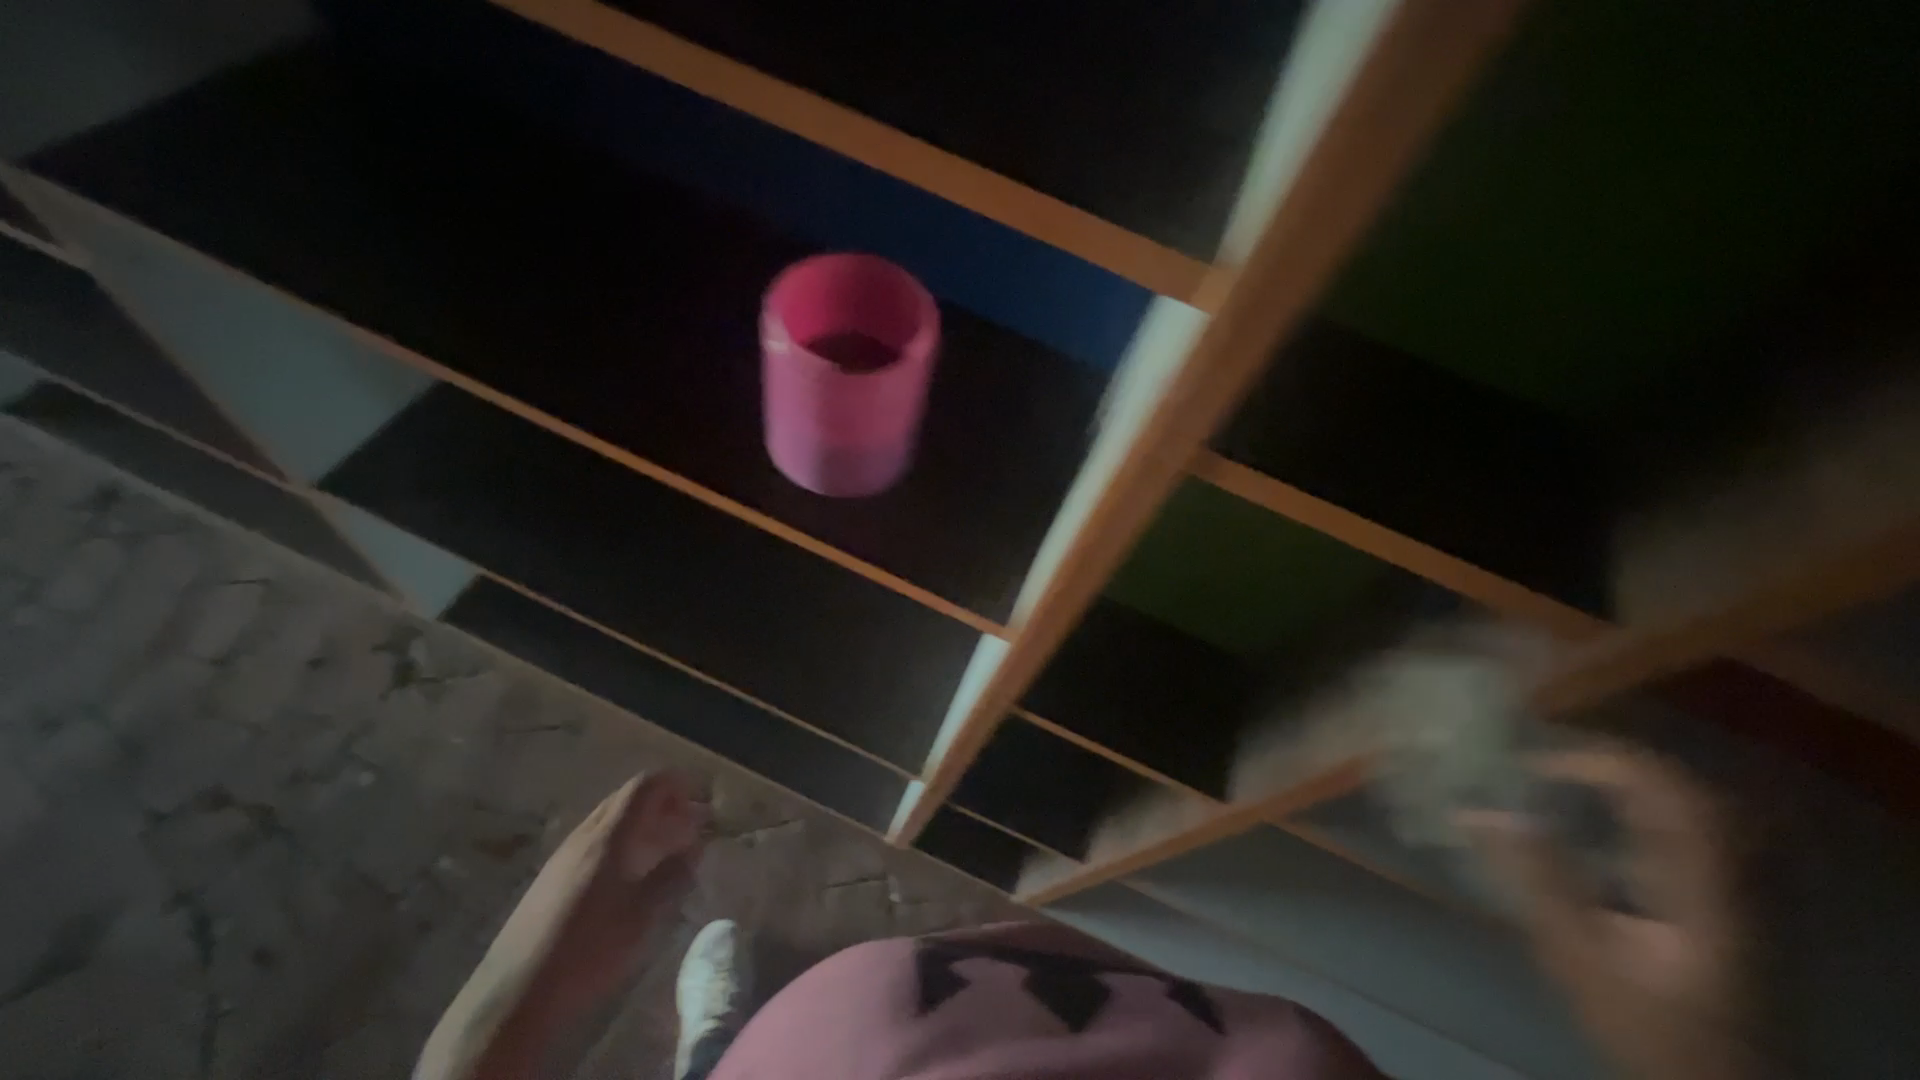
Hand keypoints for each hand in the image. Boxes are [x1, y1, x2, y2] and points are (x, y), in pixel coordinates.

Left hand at [536, 770, 706, 1013]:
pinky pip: (594, 845)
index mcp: (608, 837)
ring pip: (609, 823)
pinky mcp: (550, 882)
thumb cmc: (588, 952)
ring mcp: (562, 859)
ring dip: (643, 826)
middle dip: (662, 805)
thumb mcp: (644, 916)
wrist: (515, 996)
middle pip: (625, 801)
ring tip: (669, 850)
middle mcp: (583, 837)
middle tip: (692, 824)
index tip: (701, 796)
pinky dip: (623, 846)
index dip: (675, 783)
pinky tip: (633, 877)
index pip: (644, 787)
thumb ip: (673, 876)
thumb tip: (694, 849)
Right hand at [1461, 746, 1762, 1079]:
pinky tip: (1604, 821)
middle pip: (1684, 788)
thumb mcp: (1580, 956)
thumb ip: (1536, 880)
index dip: (1601, 760)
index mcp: (1706, 883)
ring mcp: (1744, 889)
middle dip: (1610, 762)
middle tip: (1545, 760)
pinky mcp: (1735, 904)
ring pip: (1692, 807)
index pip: (1669, 791)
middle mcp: (1737, 874)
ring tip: (1564, 777)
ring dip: (1628, 783)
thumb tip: (1477, 811)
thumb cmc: (1646, 1023)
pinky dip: (1644, 811)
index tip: (1536, 762)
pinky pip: (1693, 832)